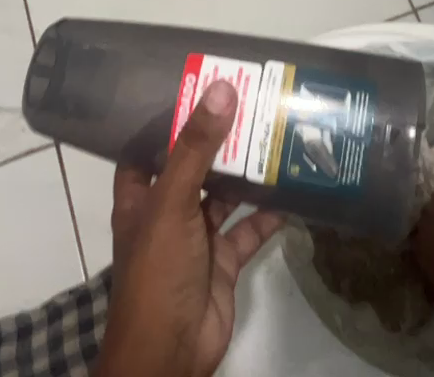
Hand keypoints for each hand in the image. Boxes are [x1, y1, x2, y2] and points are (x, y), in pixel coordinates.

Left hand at [99, 80, 285, 376]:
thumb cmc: (157, 268)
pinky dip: (269, 214)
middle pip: (193, 166)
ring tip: (276, 135)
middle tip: (252, 100)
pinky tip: (292, 191)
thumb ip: (197, 149)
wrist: (170, 351)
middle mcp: (167, 210)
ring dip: (246, 173)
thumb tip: (221, 90)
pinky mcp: (223, 260)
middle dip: (219, 139)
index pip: (150, 145)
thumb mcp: (173, 201)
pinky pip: (249, 229)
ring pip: (224, 195)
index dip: (170, 118)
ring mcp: (196, 236)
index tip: (200, 84)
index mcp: (141, 195)